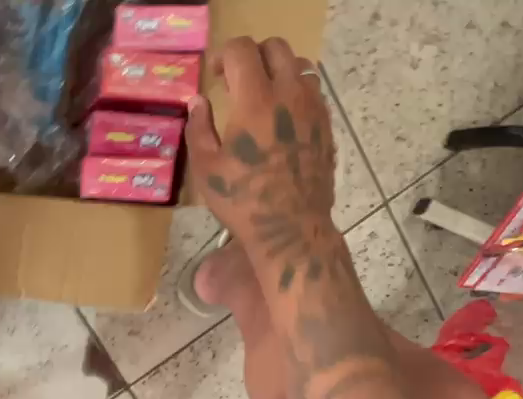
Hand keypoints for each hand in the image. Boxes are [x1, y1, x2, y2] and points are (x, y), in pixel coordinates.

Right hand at [187, 37, 340, 291]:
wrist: (289, 226)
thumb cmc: (241, 201)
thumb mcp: (206, 170)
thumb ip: (198, 129)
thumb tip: (198, 102)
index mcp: (255, 101)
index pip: (242, 51)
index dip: (224, 55)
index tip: (214, 74)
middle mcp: (288, 92)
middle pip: (275, 48)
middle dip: (252, 56)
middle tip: (236, 79)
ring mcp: (312, 105)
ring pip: (297, 64)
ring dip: (275, 71)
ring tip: (260, 95)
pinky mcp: (325, 121)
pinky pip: (311, 89)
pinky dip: (293, 90)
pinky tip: (280, 116)